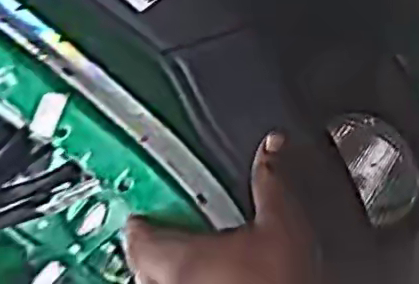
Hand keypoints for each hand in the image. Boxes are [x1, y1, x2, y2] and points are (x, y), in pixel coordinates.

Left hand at [124, 132, 319, 283]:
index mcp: (186, 259)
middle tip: (165, 226)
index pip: (143, 241)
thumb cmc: (278, 277)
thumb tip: (269, 148)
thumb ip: (268, 180)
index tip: (139, 214)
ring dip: (162, 269)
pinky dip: (177, 281)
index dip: (139, 224)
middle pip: (141, 268)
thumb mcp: (279, 218)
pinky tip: (202, 275)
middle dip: (151, 246)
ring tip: (184, 251)